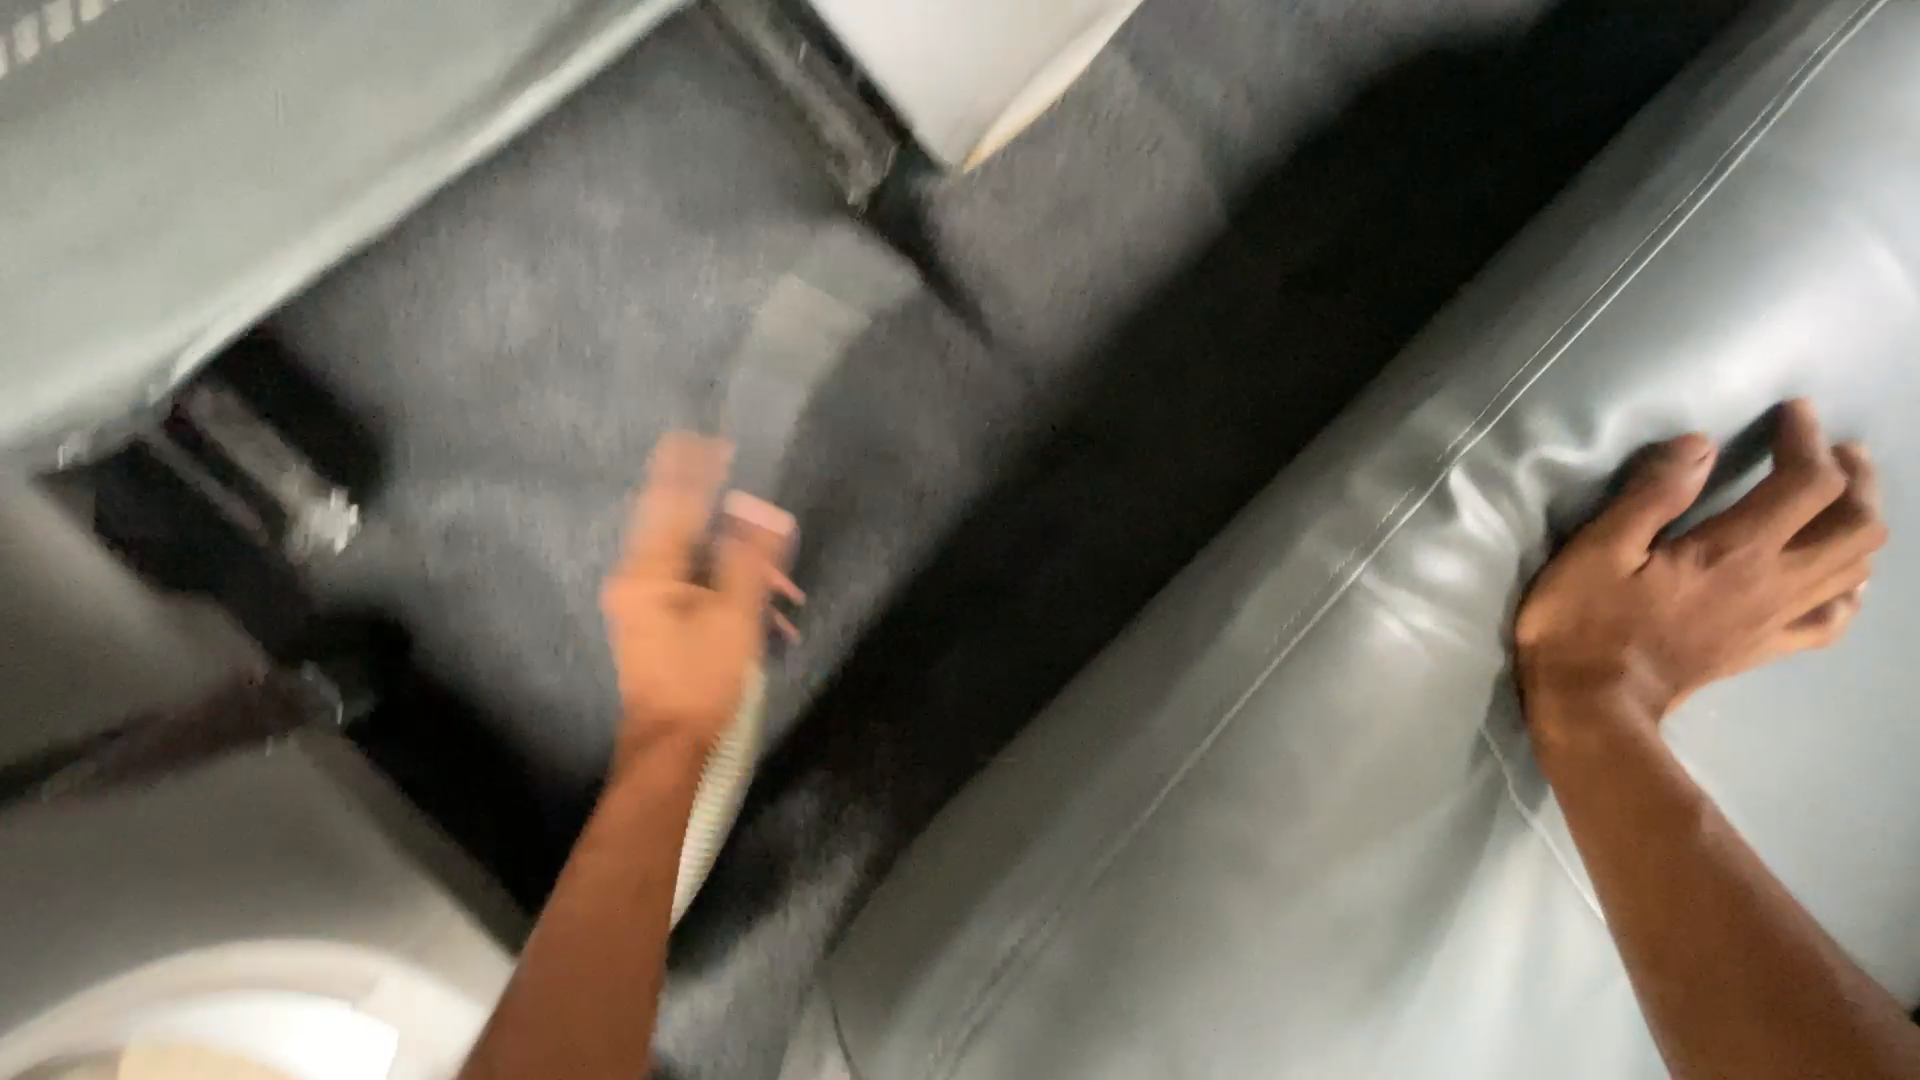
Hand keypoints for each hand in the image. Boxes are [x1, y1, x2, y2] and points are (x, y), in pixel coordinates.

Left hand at [600, 433, 800, 765]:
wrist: (670, 746)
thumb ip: (750, 559)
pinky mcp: (658, 623)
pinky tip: (769, 618)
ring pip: (700, 566)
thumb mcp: (735, 616)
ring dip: (745, 573)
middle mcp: (639, 579)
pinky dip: (734, 595)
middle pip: (690, 534)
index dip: (693, 468)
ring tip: (787, 596)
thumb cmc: (700, 679)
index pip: (672, 502)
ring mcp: (645, 602)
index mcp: (649, 571)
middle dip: (739, 534)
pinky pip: (699, 590)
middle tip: (774, 534)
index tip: (709, 437)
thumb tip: (766, 512)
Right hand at [1515, 399, 1886, 735]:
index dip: (1806, 439)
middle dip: (1856, 477)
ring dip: (1863, 520)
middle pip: (1855, 522)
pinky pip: (1833, 618)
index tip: (1793, 411)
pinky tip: (1840, 577)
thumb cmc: (1582, 622)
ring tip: (1842, 497)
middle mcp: (1774, 581)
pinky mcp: (1763, 647)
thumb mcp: (1596, 550)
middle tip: (1834, 450)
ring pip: (1857, 564)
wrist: (1593, 701)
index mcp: (1733, 552)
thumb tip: (1699, 445)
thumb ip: (1650, 497)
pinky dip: (1850, 588)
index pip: (1803, 483)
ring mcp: (1775, 618)